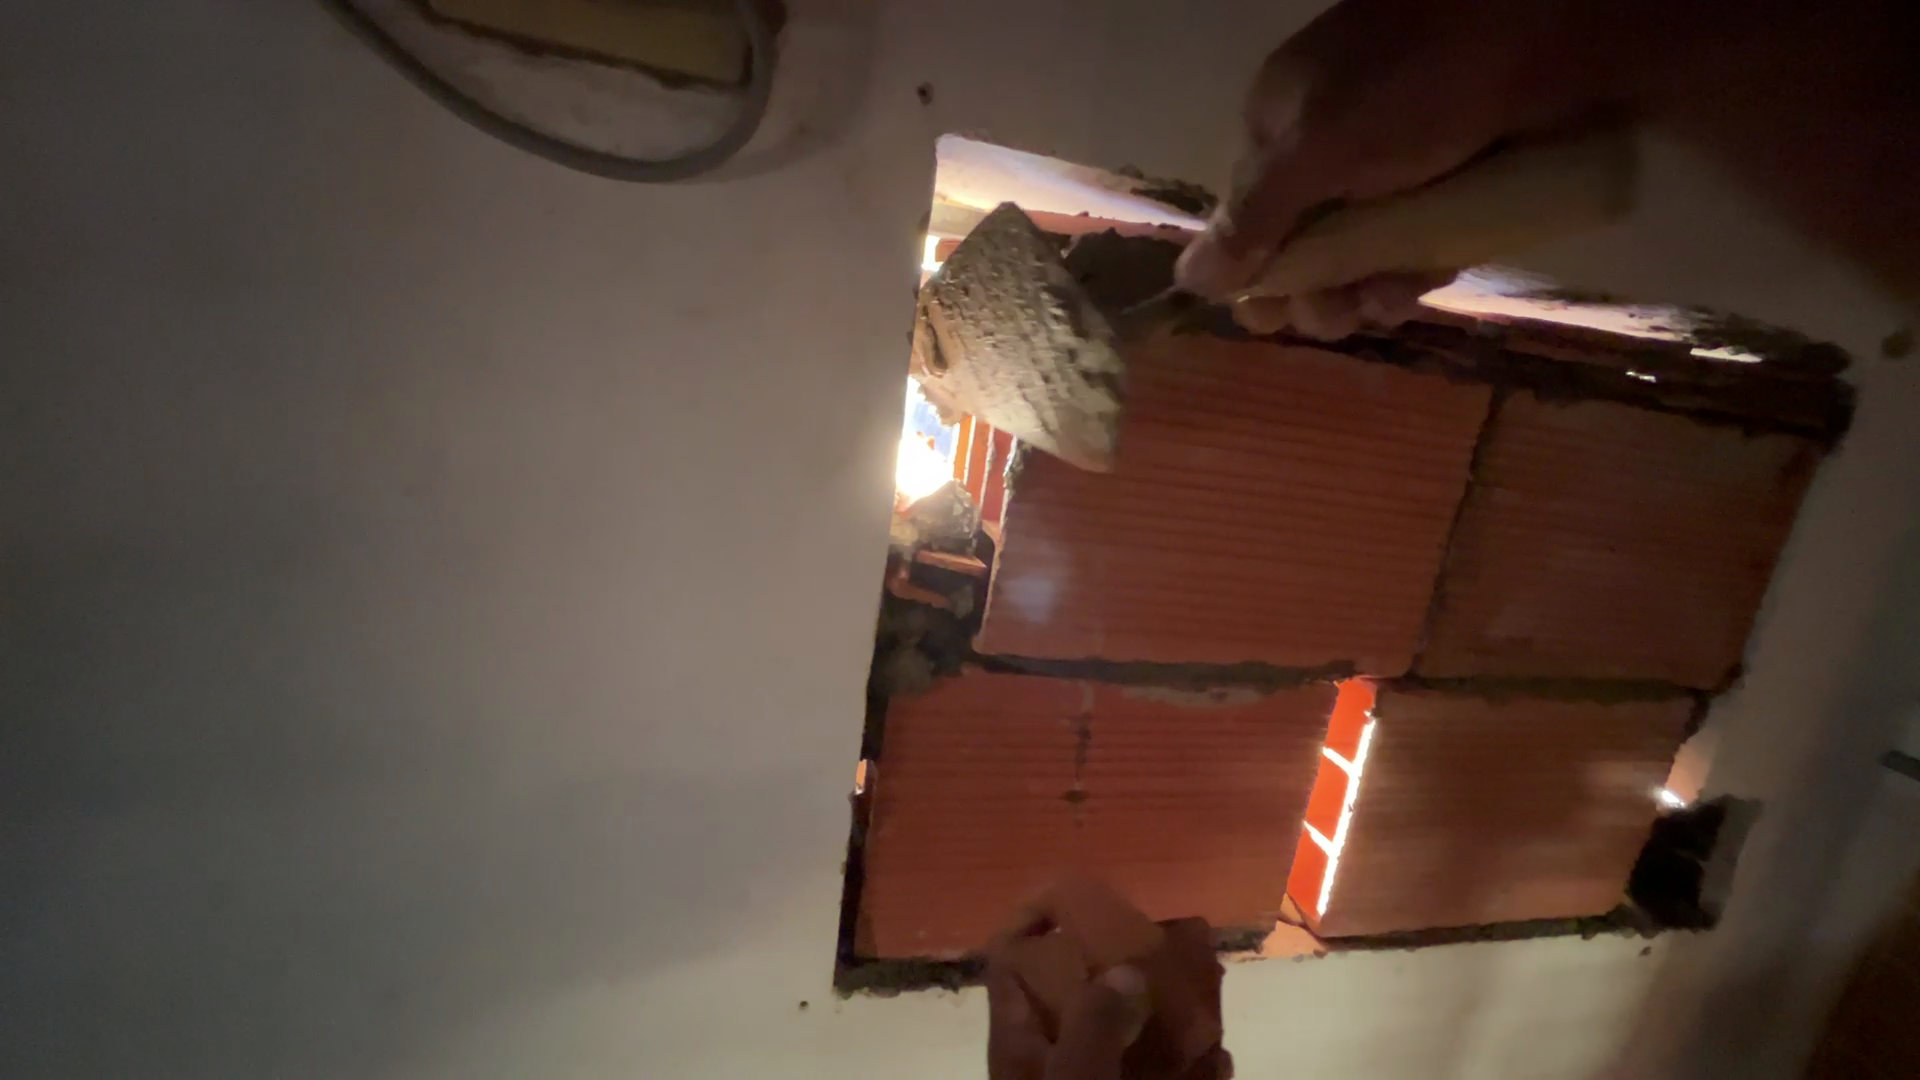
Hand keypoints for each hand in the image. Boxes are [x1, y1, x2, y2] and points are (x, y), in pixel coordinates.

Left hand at [985, 880, 1229, 1079]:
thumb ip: (1092, 1025)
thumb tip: (1126, 969)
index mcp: (1020, 1039)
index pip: (1011, 959)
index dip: (1036, 920)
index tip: (1080, 895)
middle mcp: (1052, 1056)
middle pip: (1078, 988)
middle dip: (1123, 963)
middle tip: (1166, 946)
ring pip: (1125, 1031)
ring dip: (1164, 1013)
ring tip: (1203, 998)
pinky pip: (1159, 1079)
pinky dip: (1189, 1070)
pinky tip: (1218, 1064)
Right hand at [1174, 0, 1907, 333]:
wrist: (1577, 24)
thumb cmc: (1422, 81)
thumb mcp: (1316, 151)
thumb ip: (1250, 221)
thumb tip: (1186, 281)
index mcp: (1282, 122)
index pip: (1245, 217)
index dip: (1253, 274)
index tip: (1265, 319)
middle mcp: (1330, 145)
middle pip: (1299, 242)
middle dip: (1309, 290)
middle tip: (1328, 321)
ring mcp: (1393, 166)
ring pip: (1356, 251)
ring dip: (1357, 292)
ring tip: (1376, 309)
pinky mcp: (1450, 184)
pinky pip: (1410, 244)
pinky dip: (1407, 276)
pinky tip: (1409, 296)